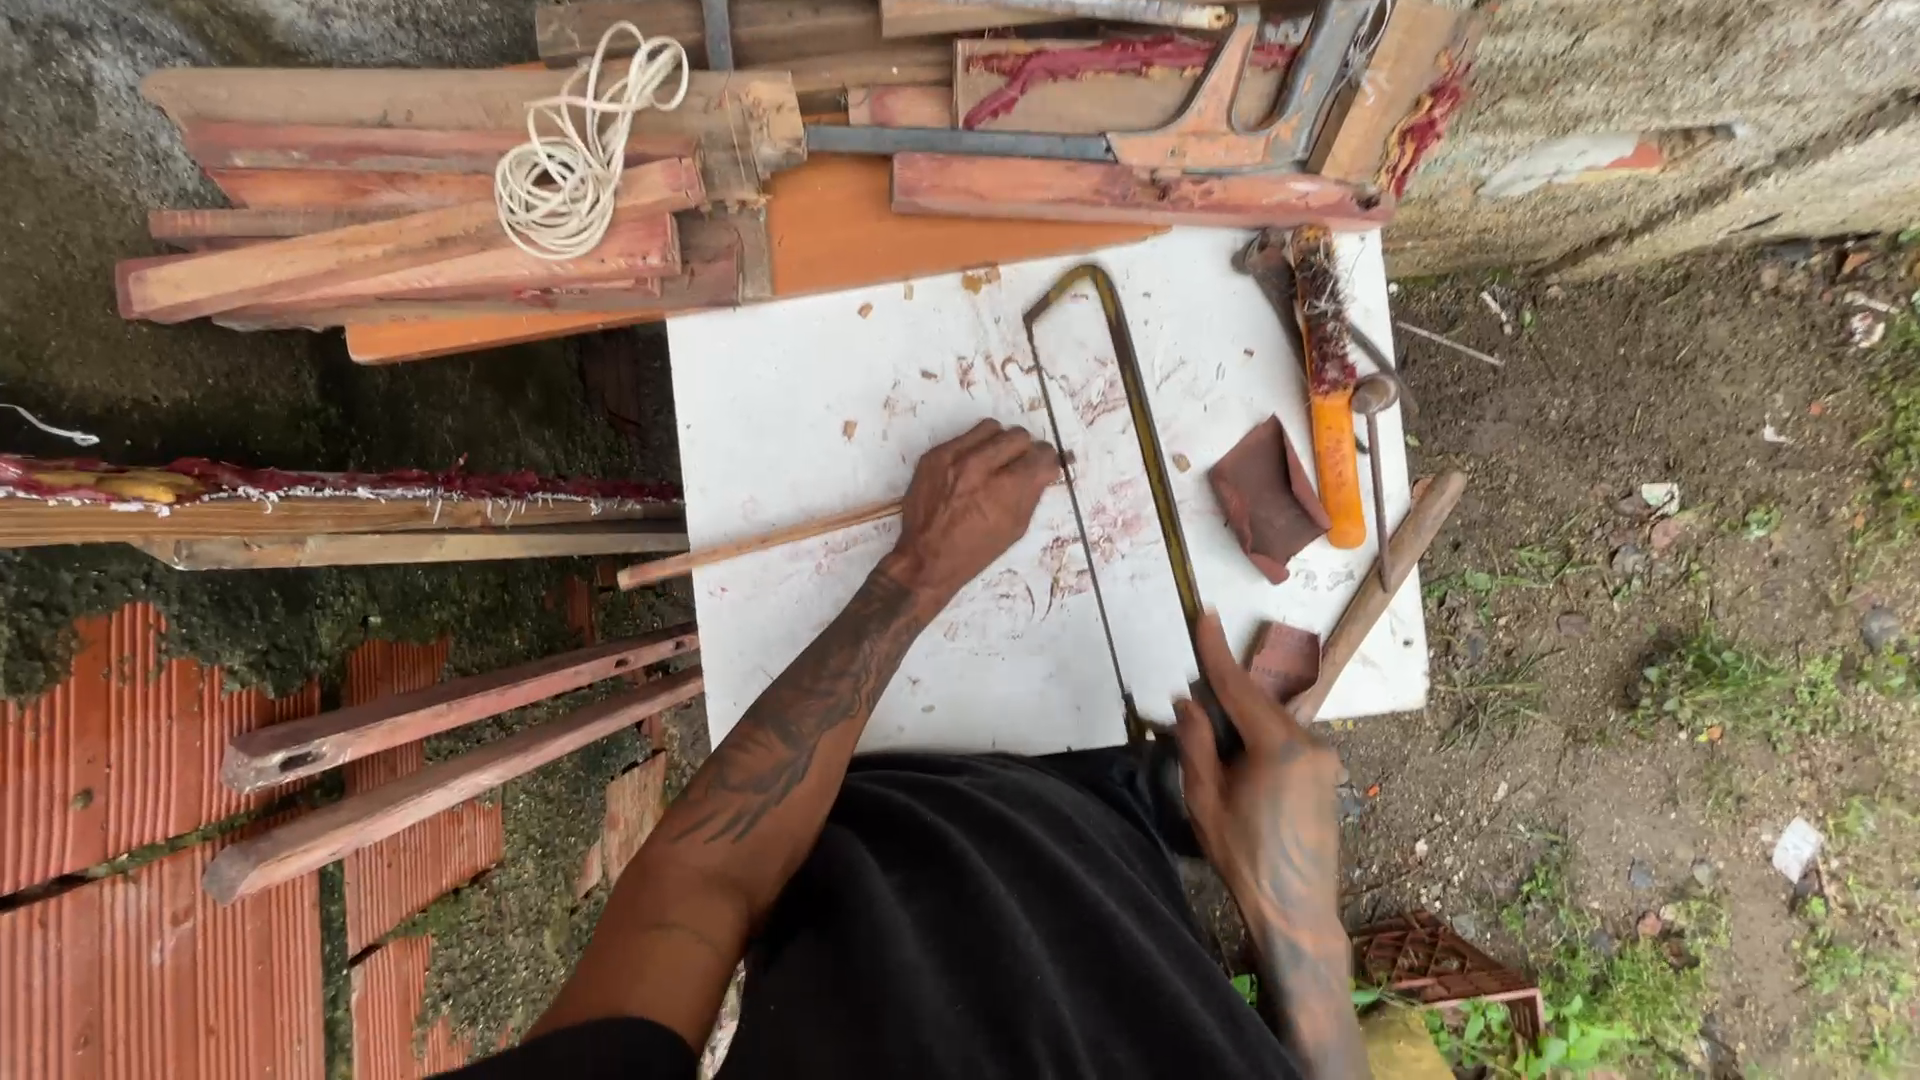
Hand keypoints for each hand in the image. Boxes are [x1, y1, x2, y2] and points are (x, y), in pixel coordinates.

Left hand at [878, 419, 1059, 606]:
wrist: (925, 556)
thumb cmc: (975, 550)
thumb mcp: (1015, 528)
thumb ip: (1032, 493)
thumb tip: (1044, 469)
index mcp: (1005, 489)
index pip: (1041, 456)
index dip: (1047, 462)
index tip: (1043, 468)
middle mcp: (981, 467)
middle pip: (1019, 437)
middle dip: (1025, 451)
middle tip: (1019, 466)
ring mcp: (954, 458)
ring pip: (992, 428)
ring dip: (1000, 443)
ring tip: (995, 462)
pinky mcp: (935, 455)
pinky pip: (965, 436)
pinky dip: (975, 448)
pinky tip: (972, 466)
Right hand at [1174, 611, 1342, 927]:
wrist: (1295, 911)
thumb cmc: (1243, 857)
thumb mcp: (1204, 798)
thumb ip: (1195, 742)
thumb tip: (1188, 702)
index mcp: (1279, 746)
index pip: (1238, 687)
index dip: (1215, 650)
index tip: (1205, 614)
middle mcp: (1310, 743)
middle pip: (1255, 702)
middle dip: (1221, 696)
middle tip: (1189, 704)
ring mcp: (1324, 759)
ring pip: (1270, 720)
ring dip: (1238, 722)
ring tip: (1212, 752)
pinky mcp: (1326, 774)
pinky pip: (1284, 739)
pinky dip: (1256, 738)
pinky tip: (1238, 763)